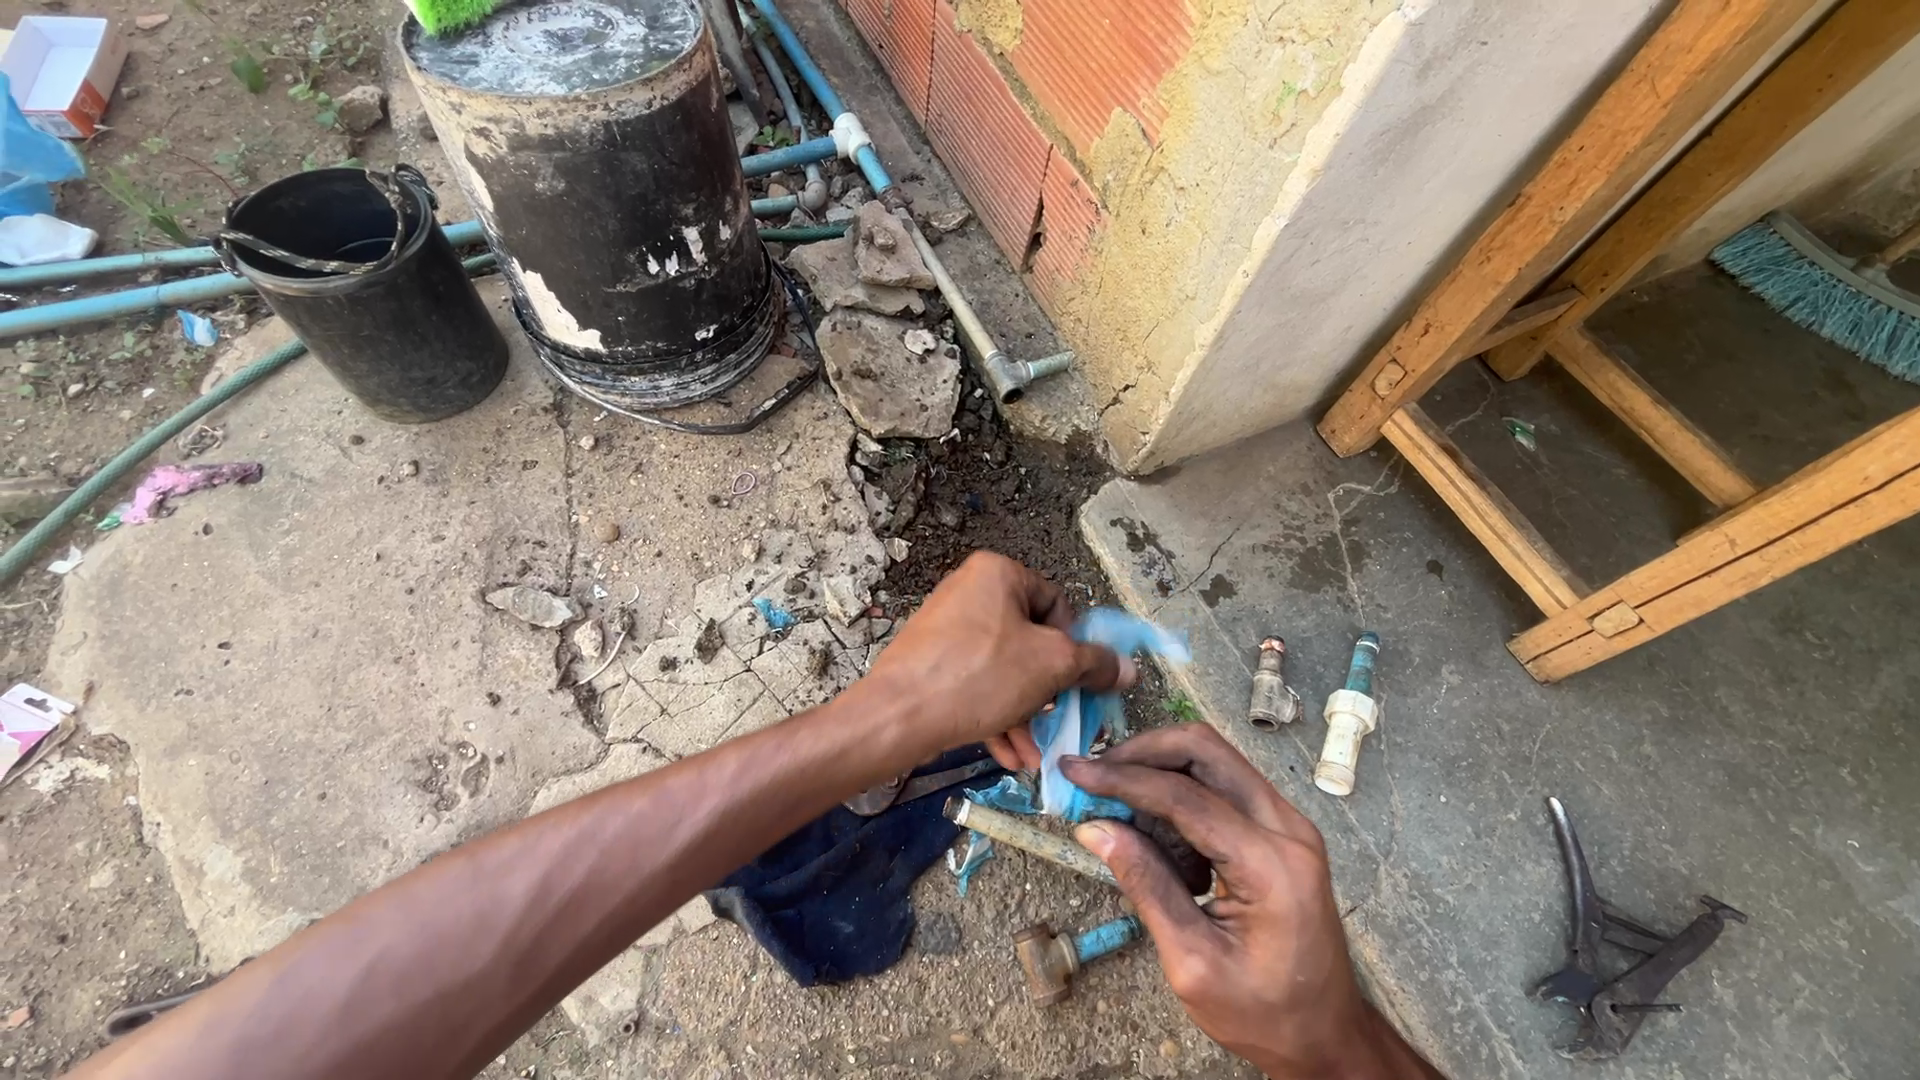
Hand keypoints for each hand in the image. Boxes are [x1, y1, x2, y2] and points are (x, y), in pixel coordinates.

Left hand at [861, 552, 1129, 766]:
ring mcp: (947, 627)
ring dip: (1026, 713)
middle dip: (1049, 691)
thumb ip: (1094, 663)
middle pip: (1031, 641)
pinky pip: (977, 683)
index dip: (1075, 647)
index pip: (1057, 604)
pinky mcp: (931, 661)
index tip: (1078, 683)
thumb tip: (1127, 668)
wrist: (898, 714)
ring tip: (1035, 754)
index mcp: (998, 573)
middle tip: (1059, 721)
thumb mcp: (1051, 665)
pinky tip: (1010, 756)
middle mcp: (970, 590)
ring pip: (1005, 670)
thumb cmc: (980, 675)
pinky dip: (997, 715)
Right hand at [1062, 725, 1439, 1078]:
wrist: (1327, 1035)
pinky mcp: (1279, 827)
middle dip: (1141, 752)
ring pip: (1212, 758)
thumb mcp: (1193, 964)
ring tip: (1116, 805)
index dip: (1122, 778)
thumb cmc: (1264, 1014)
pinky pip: (1221, 783)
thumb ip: (1146, 886)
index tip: (1073, 772)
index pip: (1185, 795)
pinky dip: (1178, 789)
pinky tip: (1155, 831)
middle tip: (1094, 774)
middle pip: (1205, 750)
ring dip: (1157, 767)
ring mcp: (1287, 822)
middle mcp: (1287, 827)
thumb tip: (1094, 828)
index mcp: (1271, 866)